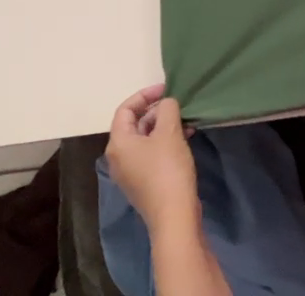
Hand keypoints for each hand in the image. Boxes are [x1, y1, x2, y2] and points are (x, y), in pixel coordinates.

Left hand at [106, 85, 199, 230]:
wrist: (173, 215)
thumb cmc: (167, 169)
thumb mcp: (169, 131)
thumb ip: (166, 109)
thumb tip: (166, 104)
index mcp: (118, 143)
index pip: (125, 109)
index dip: (145, 95)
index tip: (166, 89)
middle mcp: (118, 157)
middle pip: (134, 123)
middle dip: (157, 111)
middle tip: (178, 105)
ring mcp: (129, 172)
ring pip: (145, 139)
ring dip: (164, 126)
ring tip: (186, 121)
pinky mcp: (142, 182)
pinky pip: (150, 153)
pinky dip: (165, 142)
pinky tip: (185, 139)